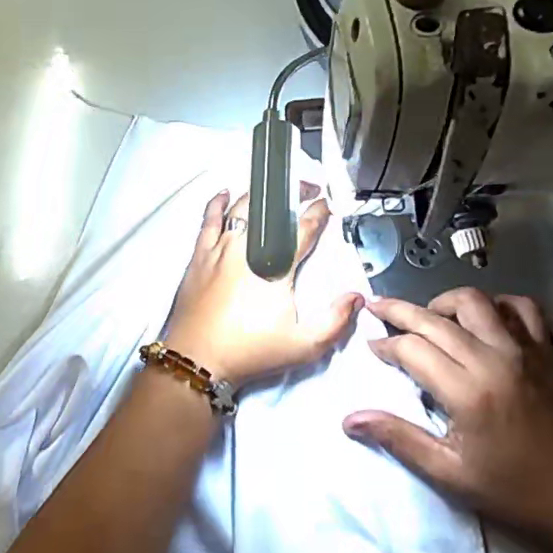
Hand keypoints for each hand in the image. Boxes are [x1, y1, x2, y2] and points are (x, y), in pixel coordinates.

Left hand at [164, 191, 361, 388]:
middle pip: (272, 208)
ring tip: (274, 192)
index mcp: (276, 266)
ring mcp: (221, 249)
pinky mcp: (200, 255)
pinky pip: (209, 220)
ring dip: (261, 196)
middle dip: (293, 193)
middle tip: (306, 190)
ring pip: (242, 208)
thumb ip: (335, 321)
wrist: (196, 361)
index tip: (326, 205)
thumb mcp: (303, 346)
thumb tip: (355, 297)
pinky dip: (218, 203)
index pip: (303, 228)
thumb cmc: (249, 353)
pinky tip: (224, 194)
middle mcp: (248, 249)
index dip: (319, 212)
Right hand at [343, 288, 552, 552]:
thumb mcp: (450, 474)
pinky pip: (522, 307)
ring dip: (445, 302)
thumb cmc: (513, 491)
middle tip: (378, 308)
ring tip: (430, 316)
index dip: (386, 344)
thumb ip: (400, 439)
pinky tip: (486, 318)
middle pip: (435, 318)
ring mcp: (523, 348)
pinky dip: (498, 304)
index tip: (371, 347)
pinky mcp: (546, 349)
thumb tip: (351, 419)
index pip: (413, 348)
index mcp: (466, 390)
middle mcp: (492, 357)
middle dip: (400, 310)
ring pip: (475, 301)